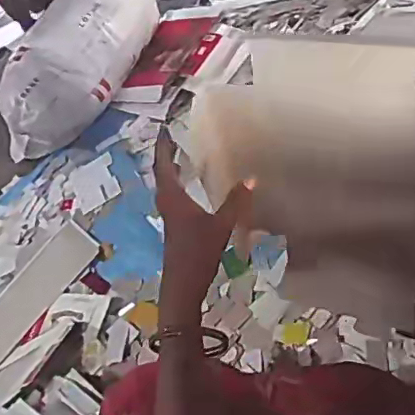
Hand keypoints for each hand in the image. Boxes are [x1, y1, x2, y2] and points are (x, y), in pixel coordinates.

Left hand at [154, 132, 251, 286]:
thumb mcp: (220, 226)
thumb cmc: (197, 253)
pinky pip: (175, 197)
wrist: (183, 286)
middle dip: (168, 155)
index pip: (163, 165)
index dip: (163, 147)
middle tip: (177, 137)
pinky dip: (181, 185)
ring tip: (185, 156)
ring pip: (168, 186)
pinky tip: (194, 186)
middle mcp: (167, 203)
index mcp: (172, 198)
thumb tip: (251, 179)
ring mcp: (170, 216)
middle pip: (163, 173)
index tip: (166, 128)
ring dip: (174, 171)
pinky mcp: (175, 226)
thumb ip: (235, 202)